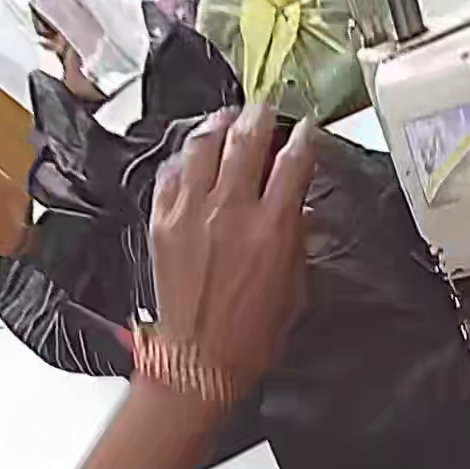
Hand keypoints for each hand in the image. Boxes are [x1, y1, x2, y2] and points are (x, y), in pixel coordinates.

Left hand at [143, 104, 314, 402]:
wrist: (201, 358)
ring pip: (203, 145)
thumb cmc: (254, 335)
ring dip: (219, 125)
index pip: (292, 166)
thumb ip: (297, 245)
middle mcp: (230, 211)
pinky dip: (187, 156)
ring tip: (228, 119)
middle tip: (266, 110)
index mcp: (272, 231)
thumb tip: (299, 213)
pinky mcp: (162, 220)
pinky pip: (173, 171)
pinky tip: (195, 153)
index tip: (307, 132)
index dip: (303, 142)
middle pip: (245, 141)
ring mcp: (191, 211)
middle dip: (260, 119)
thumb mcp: (294, 291)